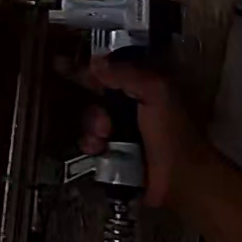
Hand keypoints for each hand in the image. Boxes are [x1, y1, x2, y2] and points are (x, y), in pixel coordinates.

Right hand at [81, 58, 210, 210]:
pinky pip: (91, 144)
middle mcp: (130, 106)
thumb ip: (127, 74)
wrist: (182, 180)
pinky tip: (100, 151)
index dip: (87, 68)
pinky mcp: (114, 155)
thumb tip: (96, 62)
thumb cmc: (174, 132)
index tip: (60, 64)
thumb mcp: (156, 92)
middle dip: (93, 109)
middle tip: (104, 123)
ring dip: (92, 129)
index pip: (110, 71)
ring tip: (105, 139)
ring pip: (90, 121)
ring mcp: (121, 132)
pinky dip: (92, 146)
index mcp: (143, 87)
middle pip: (94, 98)